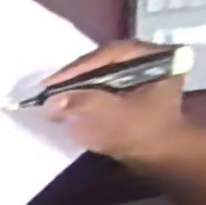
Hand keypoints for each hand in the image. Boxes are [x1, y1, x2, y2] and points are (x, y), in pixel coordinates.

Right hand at [39, 40, 190, 162]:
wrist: (155, 151)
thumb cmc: (136, 132)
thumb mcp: (108, 117)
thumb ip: (81, 104)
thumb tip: (50, 100)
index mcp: (160, 57)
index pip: (114, 53)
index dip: (78, 67)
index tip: (48, 84)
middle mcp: (154, 58)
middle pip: (106, 59)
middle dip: (74, 74)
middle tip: (46, 88)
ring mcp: (143, 71)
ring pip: (102, 69)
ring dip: (75, 82)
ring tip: (51, 94)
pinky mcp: (130, 85)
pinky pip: (102, 79)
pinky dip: (81, 88)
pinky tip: (65, 98)